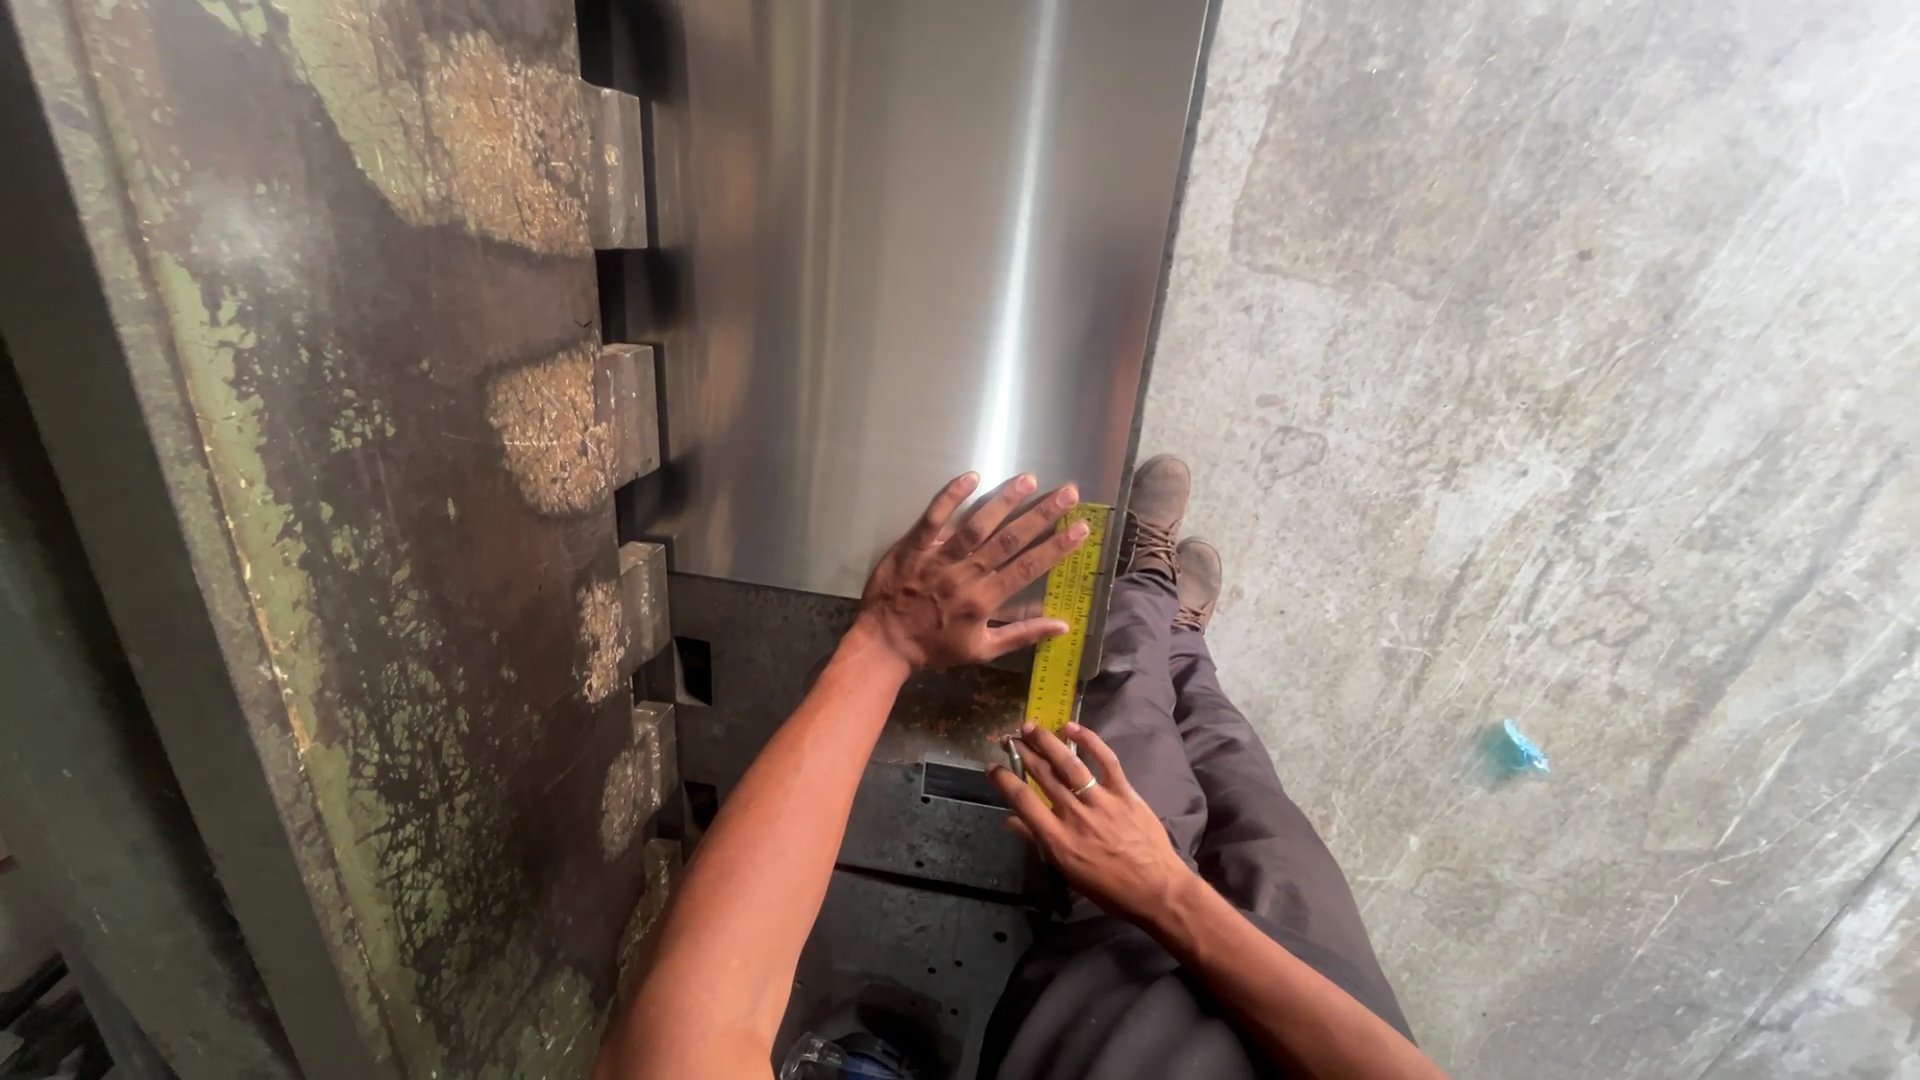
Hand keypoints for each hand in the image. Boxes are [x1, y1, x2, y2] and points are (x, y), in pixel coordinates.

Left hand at [857, 472, 1089, 669]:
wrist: (885, 644)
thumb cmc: (935, 647)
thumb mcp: (982, 650)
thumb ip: (1022, 634)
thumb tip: (1062, 625)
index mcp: (985, 601)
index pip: (1028, 568)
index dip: (1057, 547)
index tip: (1080, 527)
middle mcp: (966, 576)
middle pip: (1009, 541)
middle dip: (1041, 515)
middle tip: (1067, 492)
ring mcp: (939, 558)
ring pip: (976, 525)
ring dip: (1004, 501)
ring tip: (1028, 480)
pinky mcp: (914, 546)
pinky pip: (933, 518)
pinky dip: (951, 496)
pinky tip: (972, 477)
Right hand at [991, 722, 1195, 924]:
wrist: (1156, 890)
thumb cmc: (1108, 888)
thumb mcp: (1067, 873)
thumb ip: (1038, 843)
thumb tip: (1011, 821)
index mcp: (1057, 839)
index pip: (1023, 801)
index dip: (1004, 780)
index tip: (993, 767)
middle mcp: (1075, 815)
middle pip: (1043, 775)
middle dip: (1023, 753)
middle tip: (1010, 738)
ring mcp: (1101, 801)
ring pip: (1068, 763)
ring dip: (1047, 742)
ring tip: (1031, 727)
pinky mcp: (1124, 792)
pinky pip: (1106, 761)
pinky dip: (1089, 741)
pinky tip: (1072, 728)